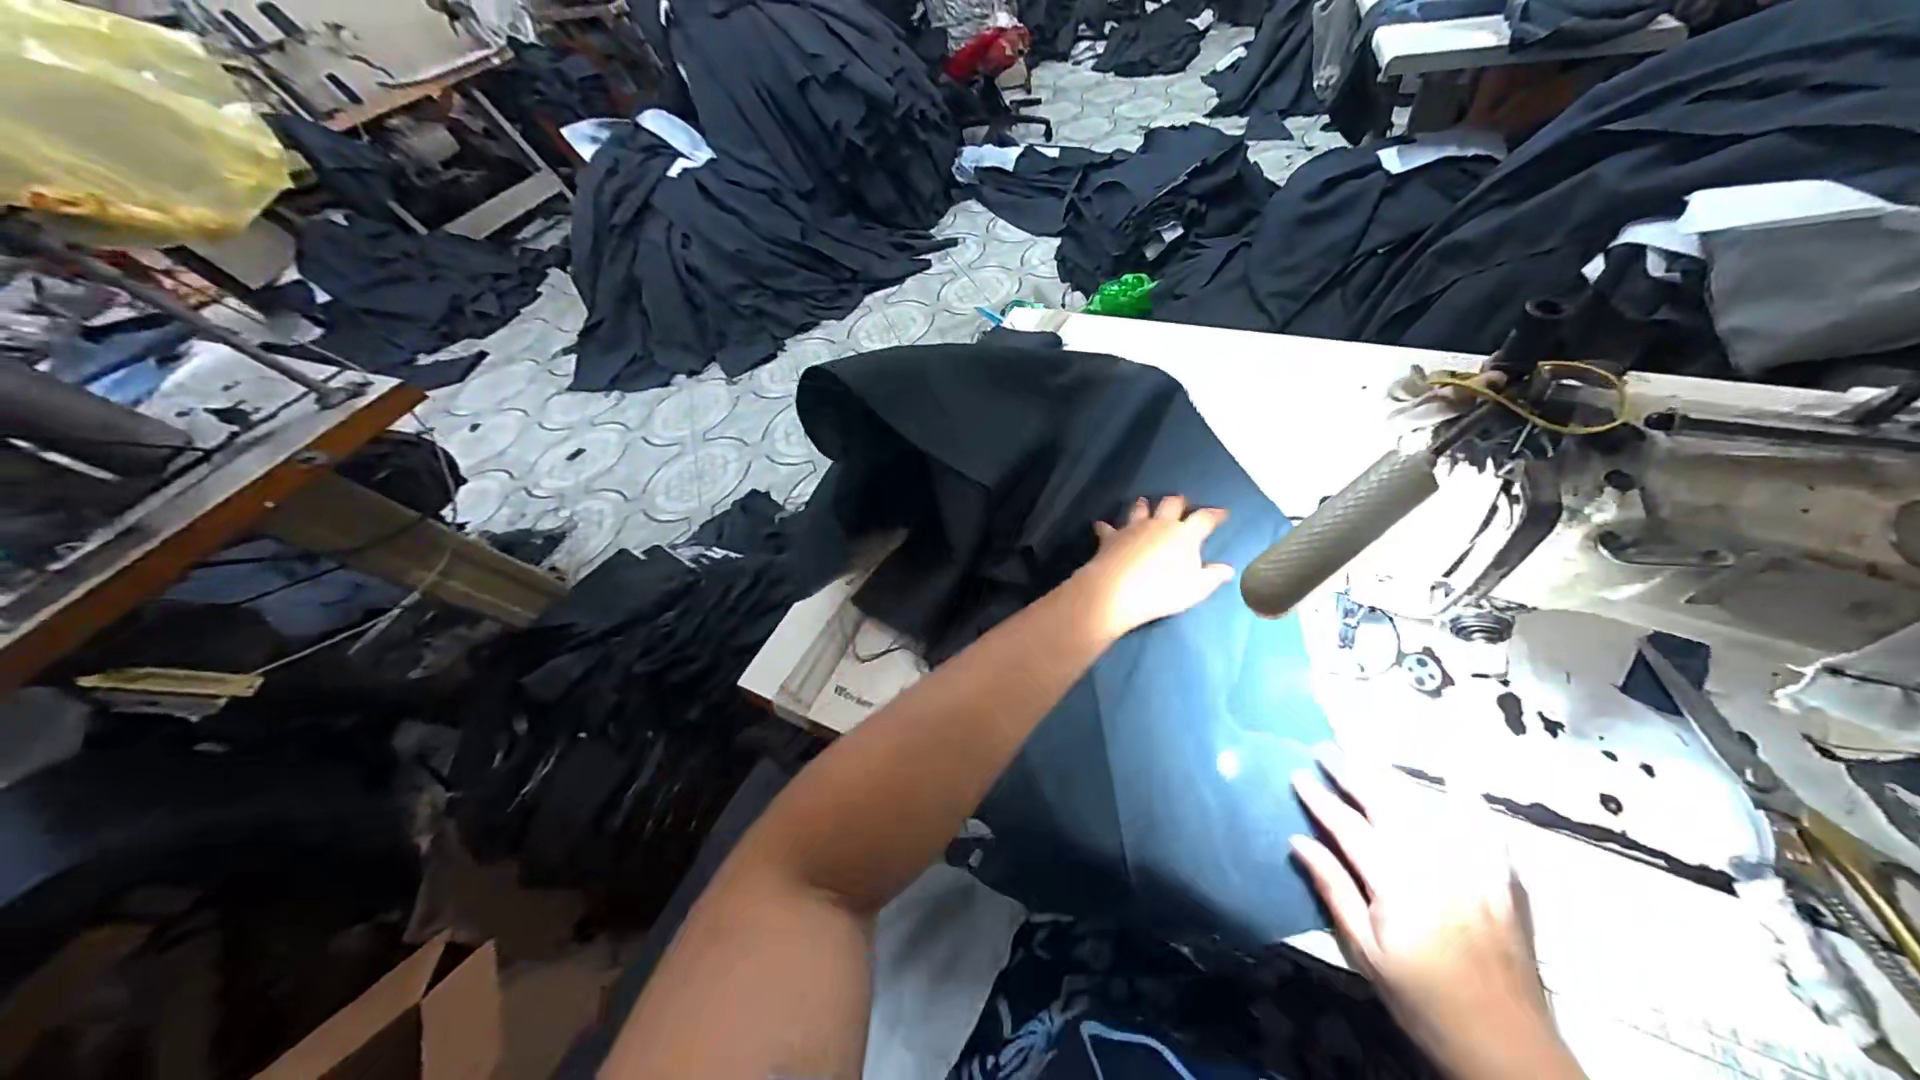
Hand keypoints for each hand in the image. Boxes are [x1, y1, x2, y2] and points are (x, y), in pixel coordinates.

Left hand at [1073, 495, 1233, 638]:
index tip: (1222, 513)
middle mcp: (1159, 524)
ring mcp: (1133, 528)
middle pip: (1171, 504)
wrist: (1117, 590)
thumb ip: (1211, 577)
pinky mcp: (1110, 537)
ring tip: (1144, 502)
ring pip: (1140, 509)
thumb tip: (1227, 570)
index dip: (1214, 515)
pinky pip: (1107, 528)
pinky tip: (1100, 524)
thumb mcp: (1195, 589)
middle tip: (1182, 501)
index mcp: (1184, 534)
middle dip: (1179, 501)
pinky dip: (1105, 526)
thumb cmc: (1162, 591)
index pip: (1204, 519)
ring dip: (1143, 506)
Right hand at [1290, 750, 1584, 1079]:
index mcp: (1397, 885)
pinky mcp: (1504, 884)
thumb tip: (1298, 841)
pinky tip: (1457, 785)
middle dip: (1352, 773)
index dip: (1320, 800)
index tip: (1297, 775)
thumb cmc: (1423, 1003)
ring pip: (1429, 810)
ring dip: (1395, 780)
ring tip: (1368, 757)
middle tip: (1325, 748)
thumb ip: (1334, 891)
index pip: (1349, 828)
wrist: (1507, 1049)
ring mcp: (1476, 872)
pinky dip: (1470, 806)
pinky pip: (1487, 832)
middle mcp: (1437, 867)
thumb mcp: (1366, 954)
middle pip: (1388, 806)